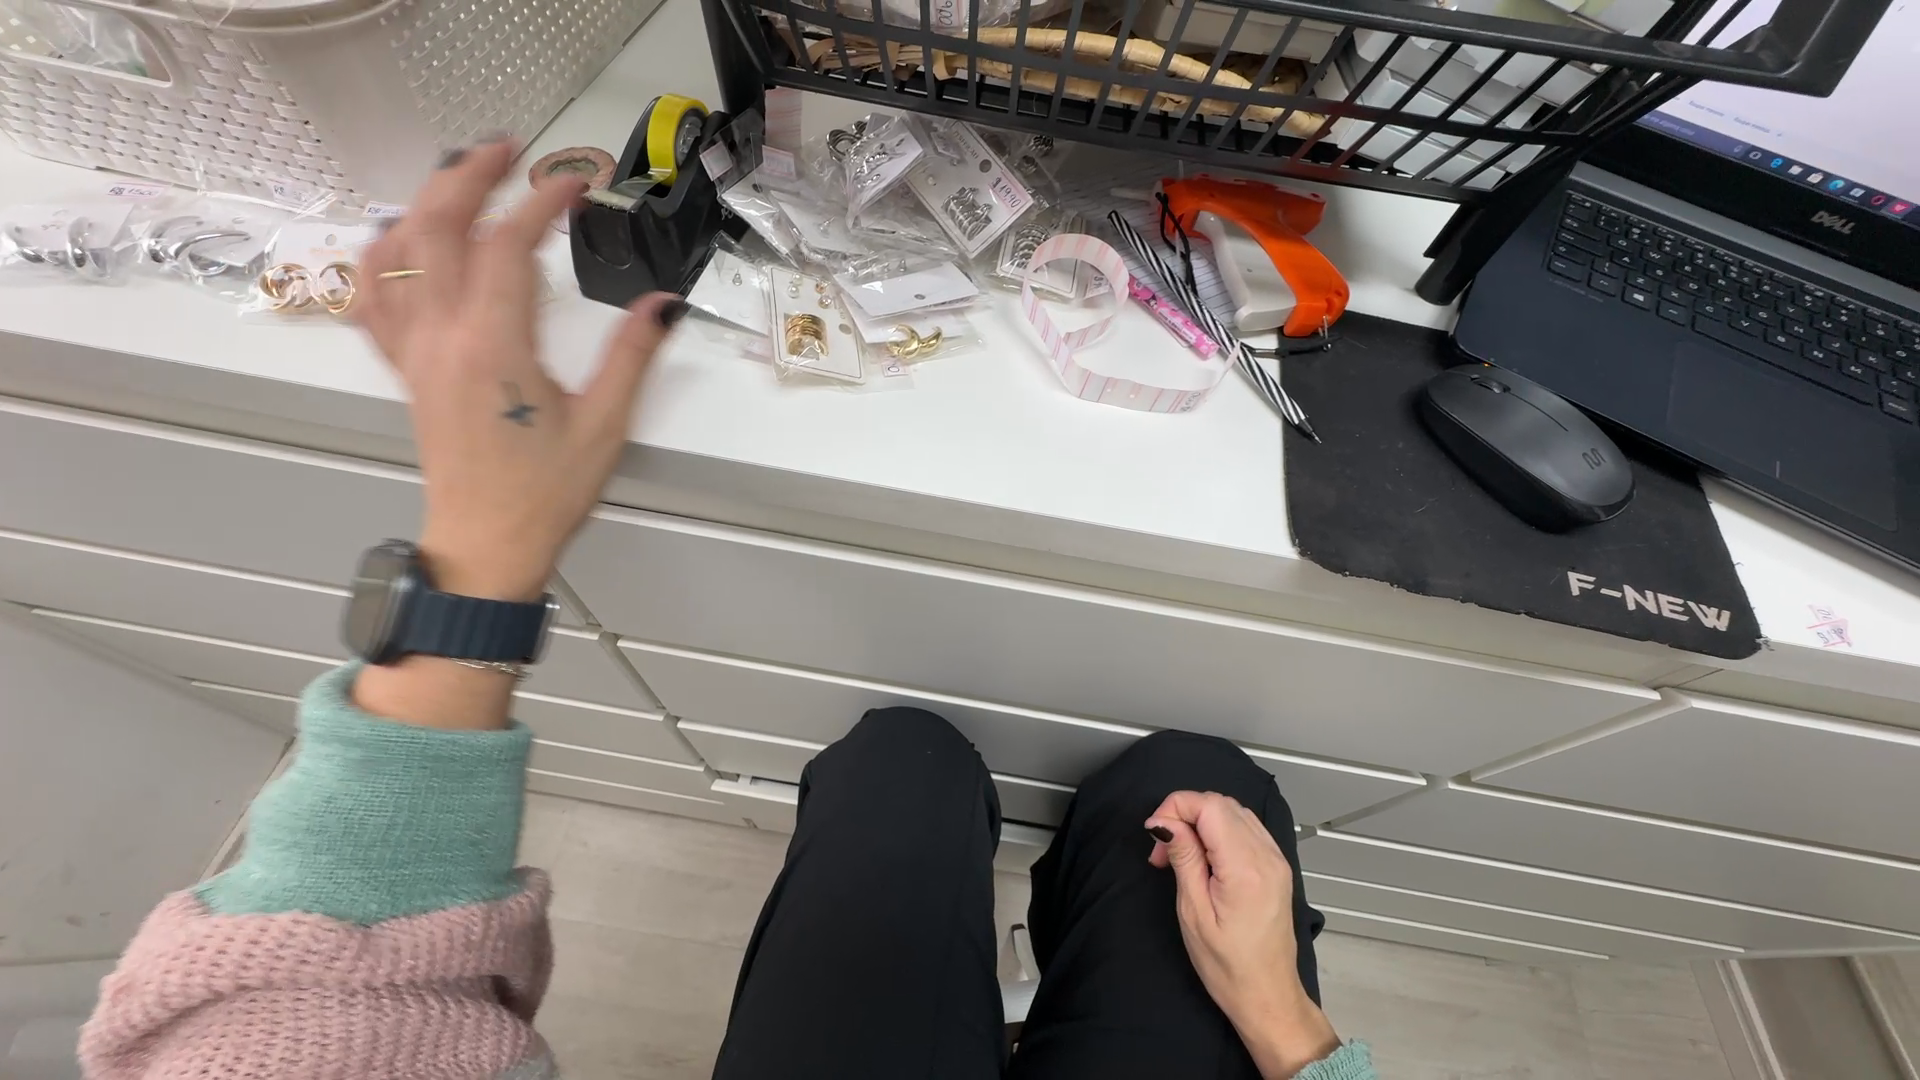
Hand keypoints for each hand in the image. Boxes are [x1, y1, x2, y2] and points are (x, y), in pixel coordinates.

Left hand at [356, 139, 685, 600]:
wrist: (487, 543)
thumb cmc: (549, 491)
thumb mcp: (605, 425)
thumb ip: (631, 357)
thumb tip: (663, 303)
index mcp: (494, 347)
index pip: (509, 247)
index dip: (542, 203)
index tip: (577, 183)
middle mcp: (440, 336)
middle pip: (435, 226)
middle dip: (468, 174)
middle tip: (509, 149)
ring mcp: (412, 351)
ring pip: (393, 250)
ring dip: (424, 201)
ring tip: (460, 178)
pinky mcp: (404, 369)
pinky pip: (370, 295)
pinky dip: (380, 253)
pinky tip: (401, 239)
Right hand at [1147, 791, 1339, 1079]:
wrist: (1269, 997)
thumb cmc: (1226, 965)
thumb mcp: (1193, 912)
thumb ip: (1183, 857)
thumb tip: (1163, 821)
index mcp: (1245, 868)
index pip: (1209, 806)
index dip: (1176, 808)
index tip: (1155, 835)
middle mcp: (1267, 855)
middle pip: (1220, 803)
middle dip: (1184, 813)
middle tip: (1163, 849)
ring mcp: (1276, 858)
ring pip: (1233, 810)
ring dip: (1200, 819)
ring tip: (1180, 852)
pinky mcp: (1277, 865)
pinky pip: (1245, 826)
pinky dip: (1218, 828)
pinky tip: (1205, 854)